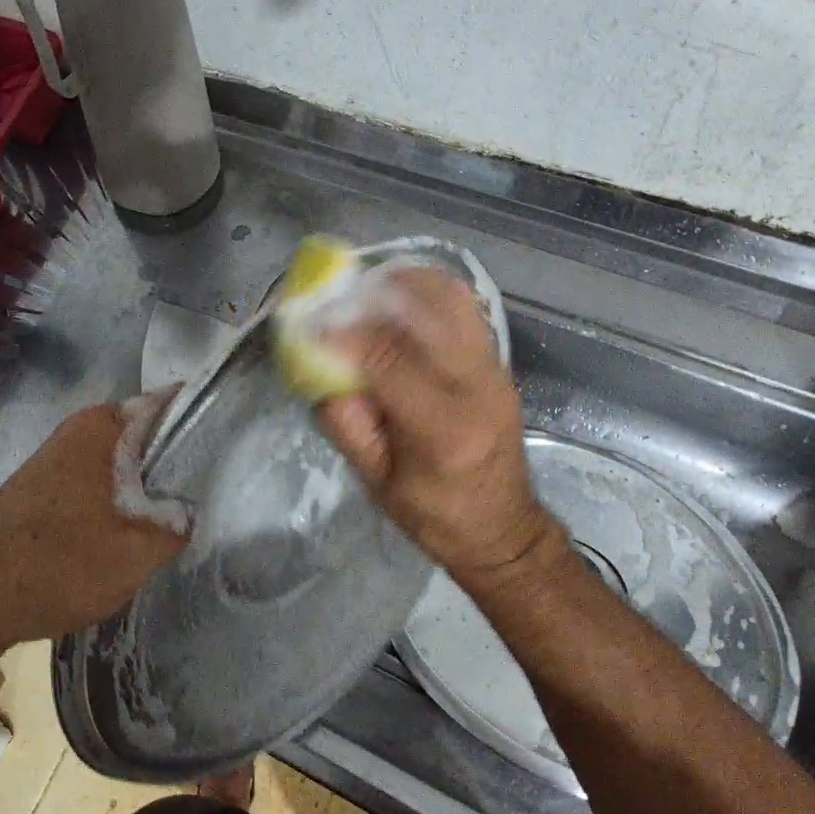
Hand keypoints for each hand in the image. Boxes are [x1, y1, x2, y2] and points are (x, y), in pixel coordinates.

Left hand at [0, 401, 187, 651]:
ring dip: (143, 489)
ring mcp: (53, 464)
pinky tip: (128, 538)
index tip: (229, 442)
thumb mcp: (135, 553)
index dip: (198, 419)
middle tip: (210, 492)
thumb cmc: (57, 565)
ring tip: (177, 519)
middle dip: (172, 462)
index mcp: (99, 428)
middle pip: (141, 439)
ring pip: (116, 467)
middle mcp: (73, 435)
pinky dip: (114, 505)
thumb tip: (189, 512)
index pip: (164, 404)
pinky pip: (92, 489)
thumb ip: (175, 527)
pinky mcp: (39, 495)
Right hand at [316, 268, 569, 589]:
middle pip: (427, 309)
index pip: (388, 357)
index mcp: (442, 428)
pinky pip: (464, 309)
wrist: (504, 529)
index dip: (343, 333)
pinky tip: (399, 304)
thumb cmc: (435, 517)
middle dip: (374, 294)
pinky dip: (428, 295)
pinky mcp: (499, 364)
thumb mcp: (376, 482)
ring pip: (452, 297)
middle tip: (337, 298)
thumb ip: (345, 424)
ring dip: (404, 284)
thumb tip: (319, 368)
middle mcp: (476, 387)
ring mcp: (494, 370)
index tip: (310, 323)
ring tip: (367, 293)